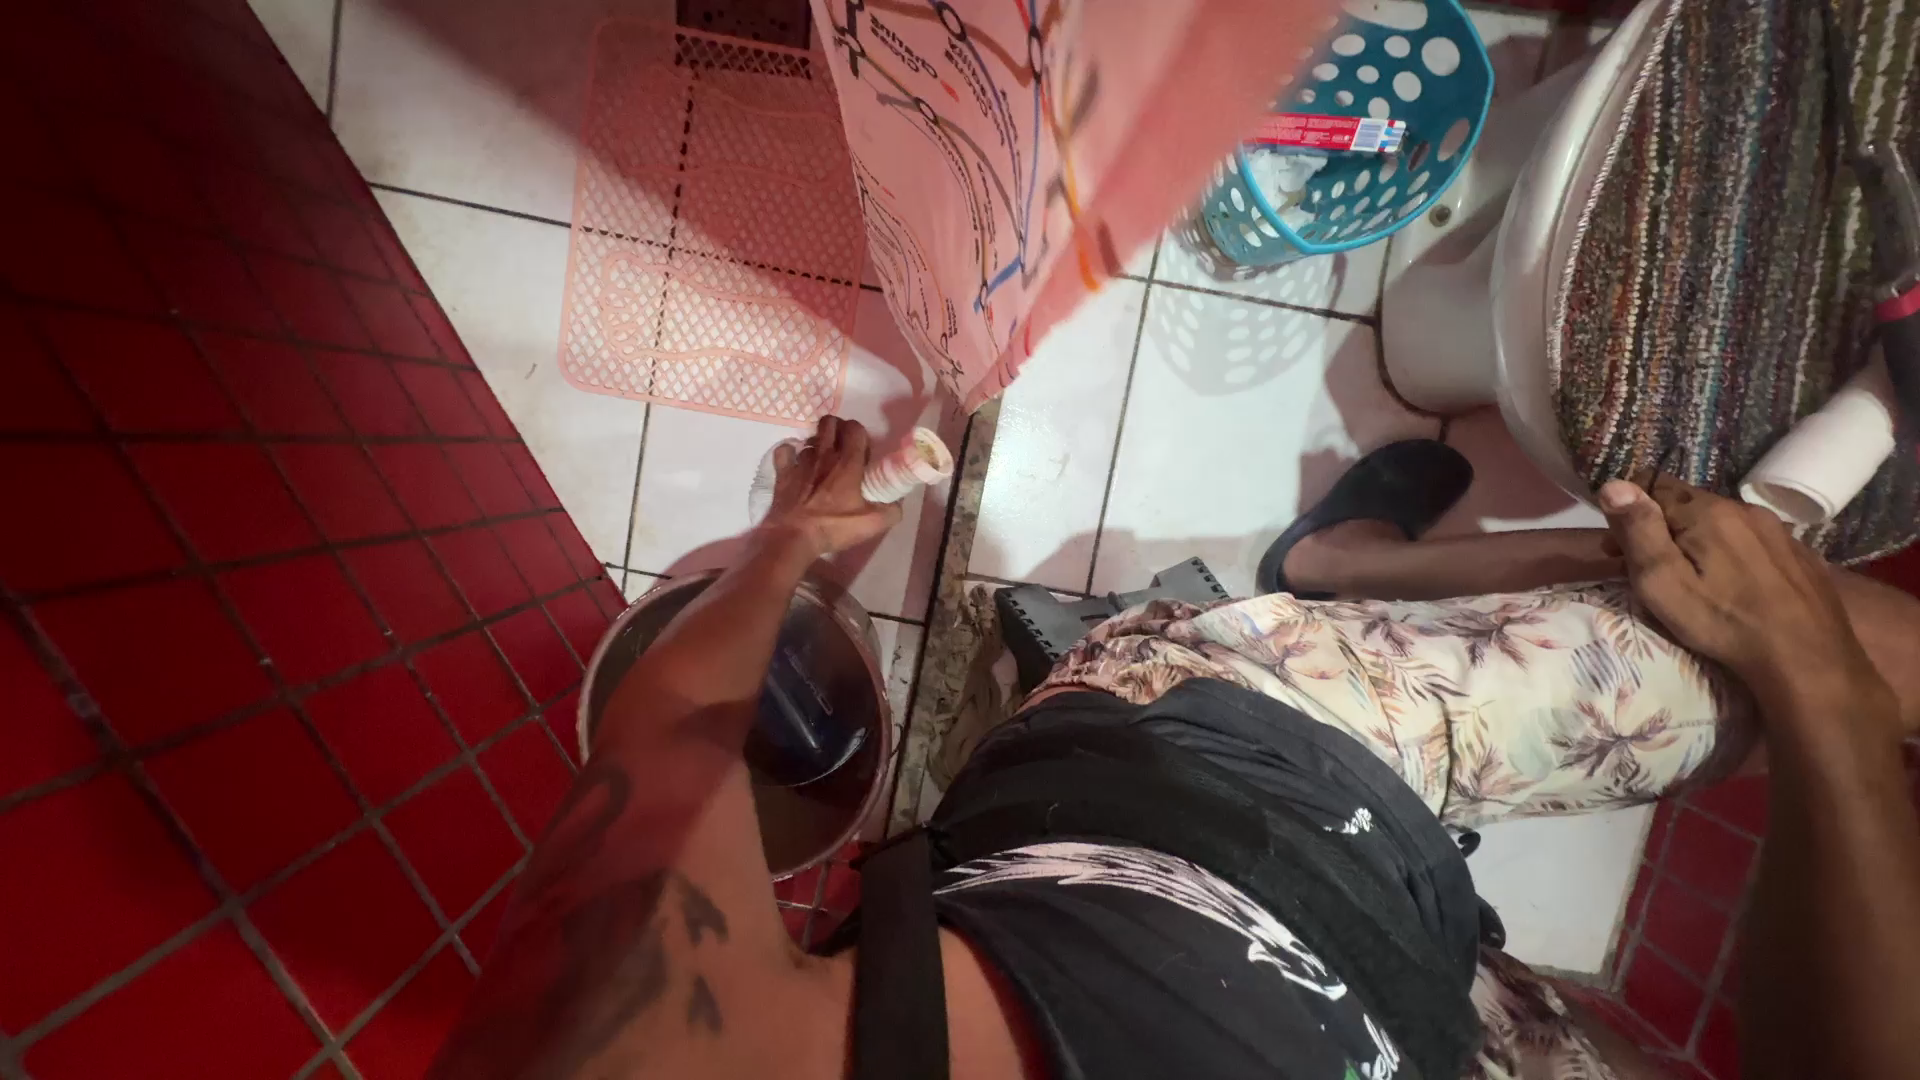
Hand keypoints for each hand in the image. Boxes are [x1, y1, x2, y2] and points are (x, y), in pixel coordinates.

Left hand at [758, 415, 902, 559]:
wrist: (793, 538)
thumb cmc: (834, 527)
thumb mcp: (872, 524)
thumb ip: (892, 510)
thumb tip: (898, 502)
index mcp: (848, 462)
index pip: (855, 428)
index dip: (861, 435)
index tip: (863, 453)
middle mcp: (824, 454)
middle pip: (830, 422)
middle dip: (839, 430)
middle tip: (844, 449)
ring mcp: (801, 461)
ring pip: (811, 438)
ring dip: (819, 445)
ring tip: (823, 462)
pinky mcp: (783, 472)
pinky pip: (786, 451)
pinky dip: (791, 454)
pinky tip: (797, 466)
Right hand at [1597, 473, 1882, 700]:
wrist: (1807, 660)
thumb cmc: (1719, 620)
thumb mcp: (1660, 579)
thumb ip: (1636, 529)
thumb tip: (1613, 484)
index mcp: (1708, 512)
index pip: (1652, 486)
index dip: (1627, 511)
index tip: (1619, 546)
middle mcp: (1746, 509)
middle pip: (1685, 504)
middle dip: (1657, 527)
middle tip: (1642, 568)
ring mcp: (1778, 531)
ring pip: (1717, 522)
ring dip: (1691, 539)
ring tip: (1686, 577)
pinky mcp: (1798, 553)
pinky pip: (1747, 539)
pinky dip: (1725, 551)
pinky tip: (1727, 583)